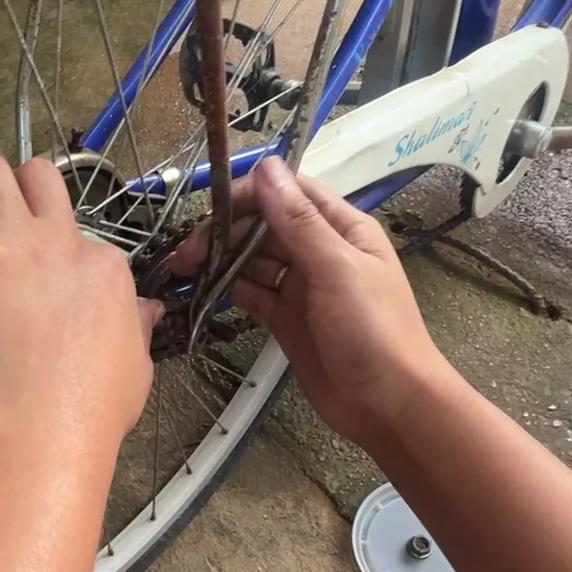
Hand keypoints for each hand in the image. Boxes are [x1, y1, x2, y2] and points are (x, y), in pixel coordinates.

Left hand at [0, 155, 162, 454]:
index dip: (59, 256)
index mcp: (109, 269)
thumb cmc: (94, 412)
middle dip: (15, 184)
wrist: (44, 430)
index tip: (42, 283)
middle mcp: (67, 244)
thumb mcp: (137, 367)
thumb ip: (137, 327)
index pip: (83, 237)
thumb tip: (147, 309)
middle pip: (39, 175)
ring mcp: (22, 246)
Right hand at [170, 156, 449, 447]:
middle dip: (224, 232)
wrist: (387, 404)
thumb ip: (299, 222)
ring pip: (251, 259)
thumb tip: (266, 167)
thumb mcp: (337, 270)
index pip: (289, 192)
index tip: (211, 208)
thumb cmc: (374, 331)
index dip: (249, 193)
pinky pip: (251, 293)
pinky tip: (202, 291)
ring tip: (184, 270)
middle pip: (263, 226)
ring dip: (220, 260)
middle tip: (186, 253)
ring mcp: (299, 286)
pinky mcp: (284, 318)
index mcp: (341, 228)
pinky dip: (227, 289)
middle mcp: (318, 251)